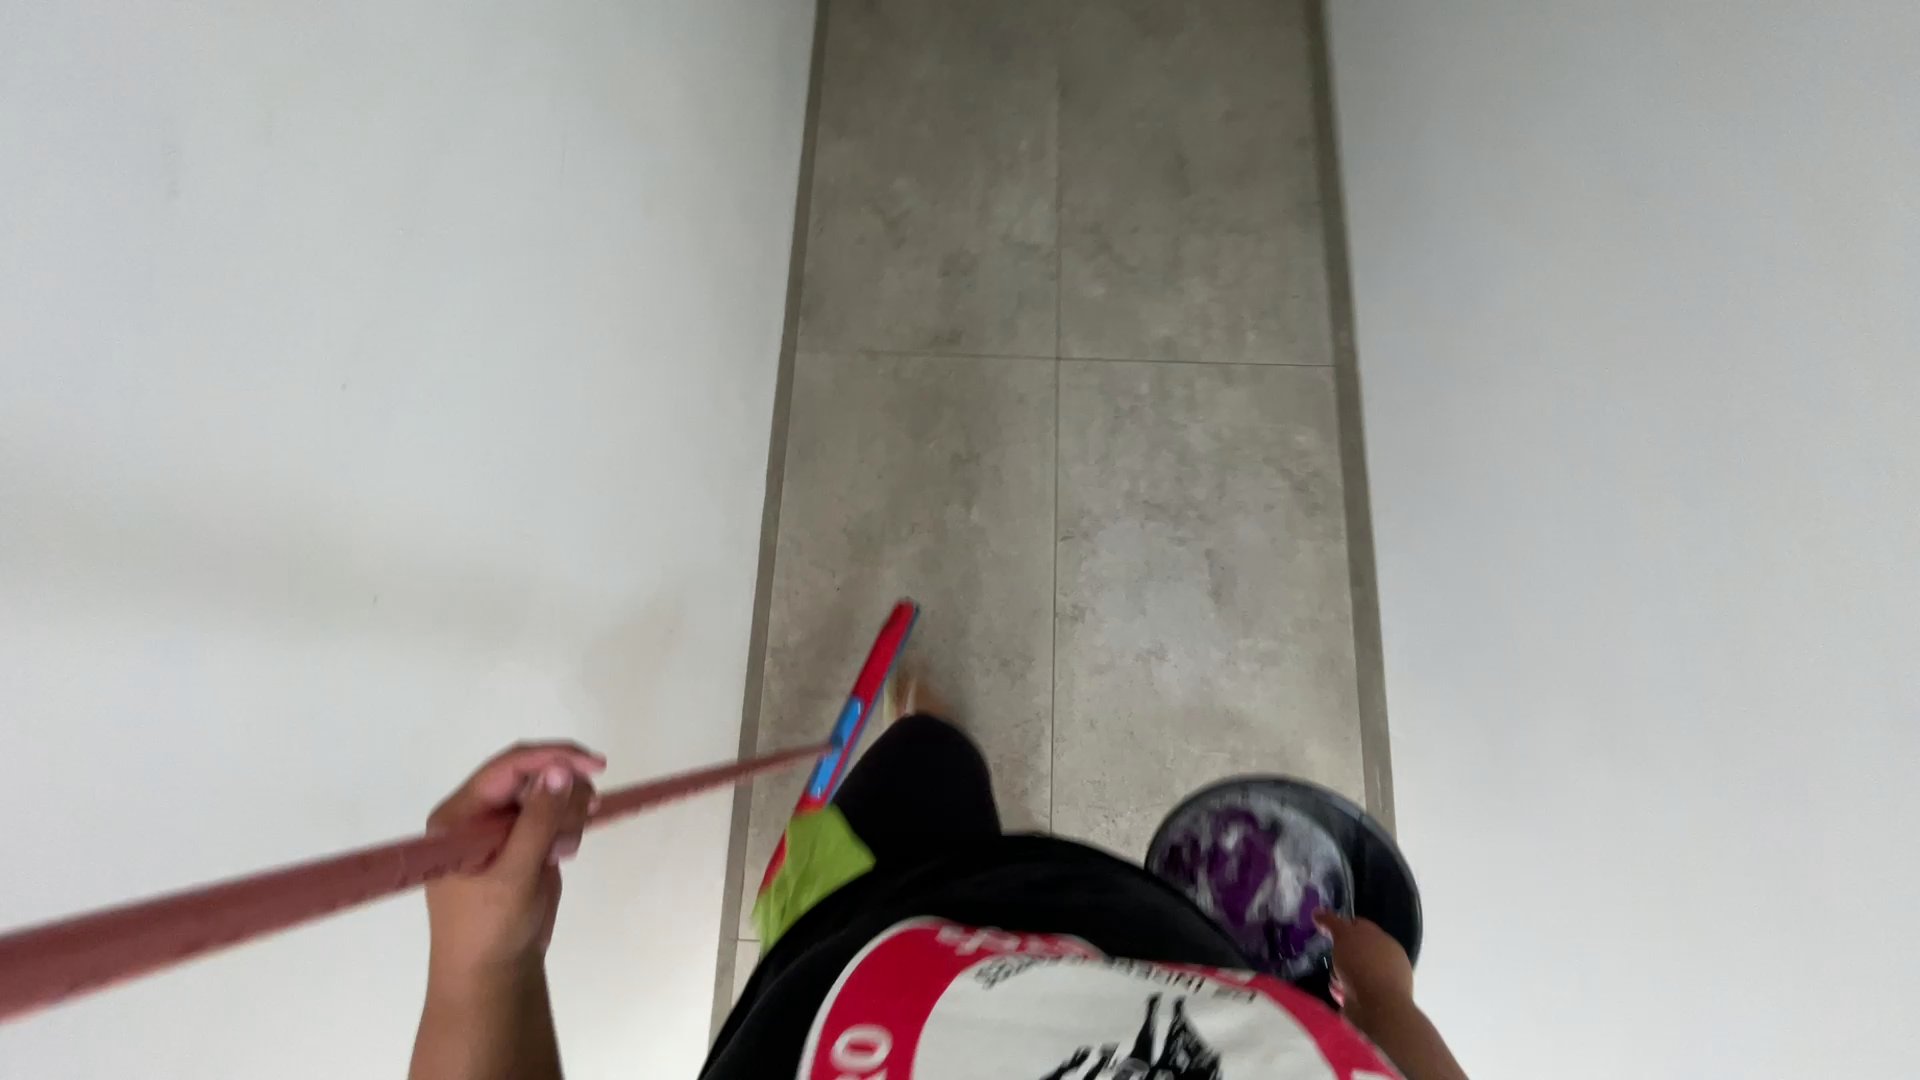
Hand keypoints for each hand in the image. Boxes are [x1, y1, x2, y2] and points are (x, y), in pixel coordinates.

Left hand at [423, 742, 605, 978]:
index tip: (596, 765)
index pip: (509, 767)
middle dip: (565, 791)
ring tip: (564, 848)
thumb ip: (538, 820)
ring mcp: (501, 826)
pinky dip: (569, 824)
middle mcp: (478, 813)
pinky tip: (563, 852)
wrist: (494, 974)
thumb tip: (560, 769)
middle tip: (586, 813)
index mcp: (459, 816)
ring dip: (569, 812)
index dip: (553, 757)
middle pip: (534, 773)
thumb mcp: (514, 874)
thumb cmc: (490, 928)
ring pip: (551, 789)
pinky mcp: (523, 838)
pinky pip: (556, 810)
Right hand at [1314, 912, 1413, 1020]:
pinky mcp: (1374, 1003)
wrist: (1378, 1010)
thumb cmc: (1362, 965)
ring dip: (1339, 974)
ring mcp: (1382, 984)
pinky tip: (1338, 992)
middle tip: (1330, 955)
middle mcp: (1387, 961)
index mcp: (1385, 942)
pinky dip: (1343, 991)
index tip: (1326, 930)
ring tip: (1335, 979)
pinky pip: (1352, 991)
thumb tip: (1317, 912)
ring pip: (1352, 971)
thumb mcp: (1343, 934)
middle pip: (1355, 950)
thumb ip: (1330, 921)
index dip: (1342, 926)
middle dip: (1340, 953)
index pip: (1361, 926)